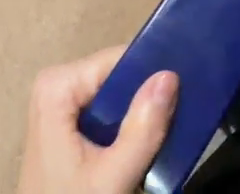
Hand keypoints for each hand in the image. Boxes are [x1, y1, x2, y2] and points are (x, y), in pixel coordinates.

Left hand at [17, 46, 177, 193]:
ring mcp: (58, 105)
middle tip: (177, 118)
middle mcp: (56, 85)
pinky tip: (143, 143)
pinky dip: (127, 126)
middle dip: (146, 97)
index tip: (184, 89)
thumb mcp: (112, 178)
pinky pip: (106, 111)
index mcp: (57, 86)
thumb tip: (169, 76)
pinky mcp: (64, 125)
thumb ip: (141, 130)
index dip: (151, 73)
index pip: (119, 61)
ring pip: (116, 95)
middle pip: (117, 76)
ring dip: (139, 114)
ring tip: (165, 132)